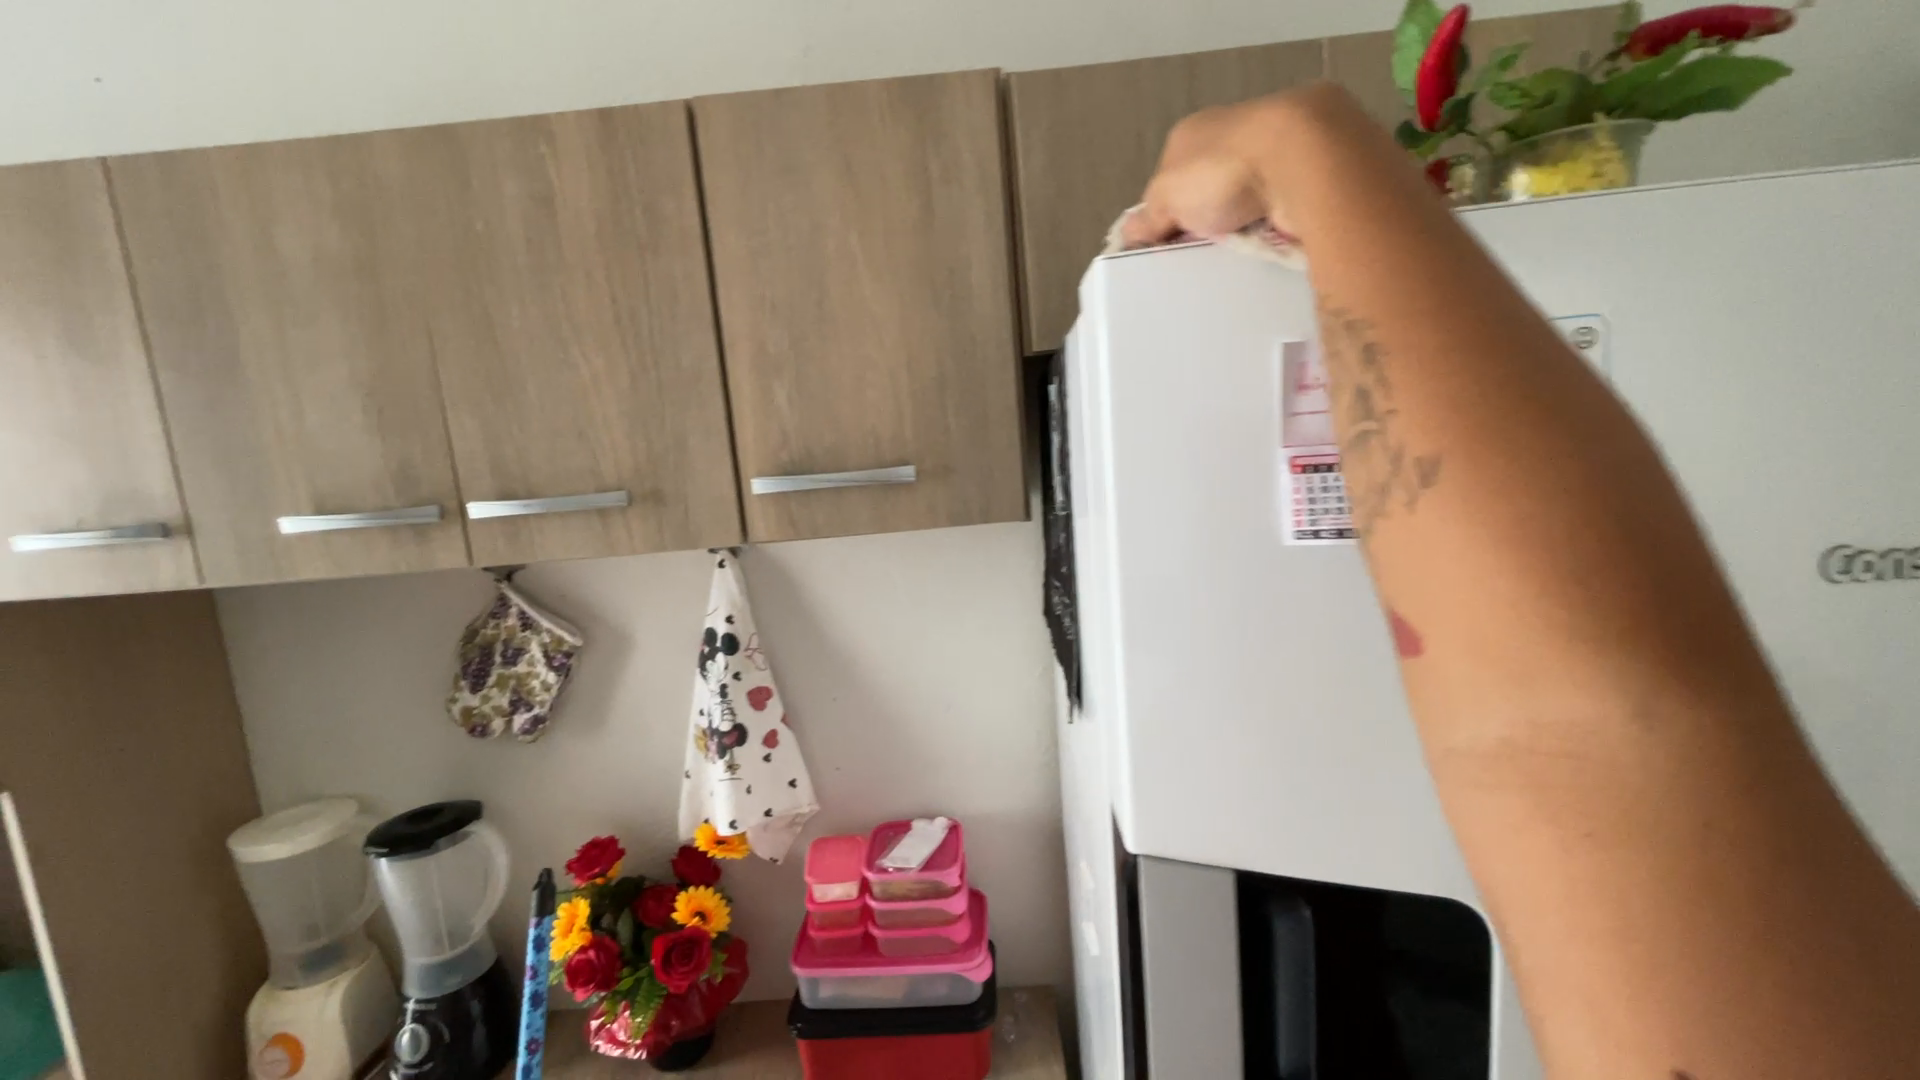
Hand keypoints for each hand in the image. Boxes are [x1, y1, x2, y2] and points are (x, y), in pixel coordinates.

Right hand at [1119, 91, 1312, 248]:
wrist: (1305, 157)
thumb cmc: (1222, 171)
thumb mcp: (1166, 197)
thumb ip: (1147, 217)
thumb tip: (1129, 233)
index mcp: (1195, 132)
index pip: (1171, 178)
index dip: (1168, 212)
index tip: (1169, 244)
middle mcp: (1237, 130)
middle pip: (1211, 187)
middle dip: (1208, 218)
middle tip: (1202, 253)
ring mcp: (1277, 147)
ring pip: (1249, 196)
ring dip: (1243, 222)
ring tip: (1237, 253)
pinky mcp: (1311, 167)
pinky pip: (1282, 205)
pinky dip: (1275, 224)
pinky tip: (1271, 242)